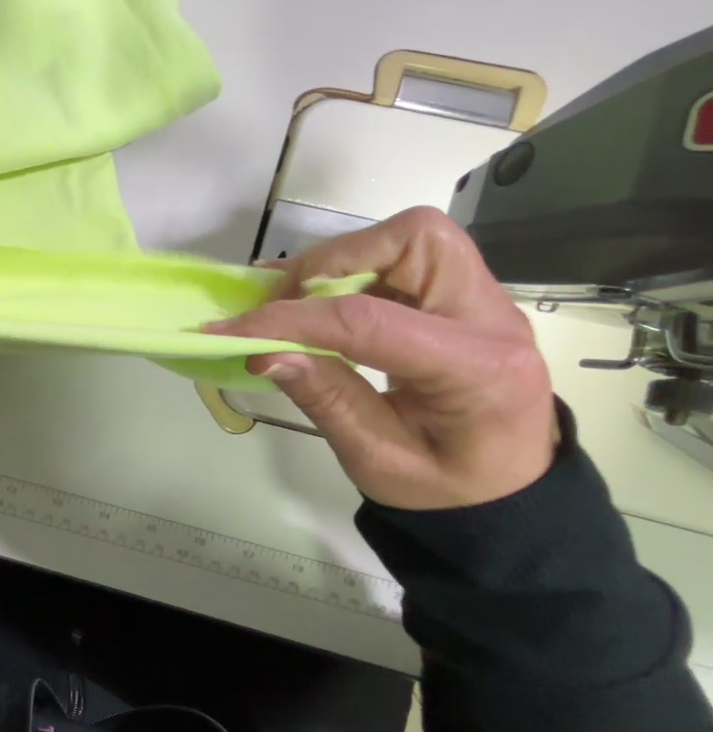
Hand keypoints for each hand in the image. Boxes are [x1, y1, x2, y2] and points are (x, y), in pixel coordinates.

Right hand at [205, 207, 558, 509]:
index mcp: (475, 369)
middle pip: (412, 239)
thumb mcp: (374, 456)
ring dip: (342, 262)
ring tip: (297, 304)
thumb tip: (263, 354)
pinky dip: (353, 272)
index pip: (367, 319)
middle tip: (284, 303)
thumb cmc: (442, 486)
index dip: (289, 319)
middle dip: (333, 260)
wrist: (504, 493)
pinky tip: (321, 306)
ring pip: (410, 238)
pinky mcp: (462, 300)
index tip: (228, 329)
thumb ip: (324, 398)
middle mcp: (489, 319)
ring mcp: (481, 303)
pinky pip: (407, 259)